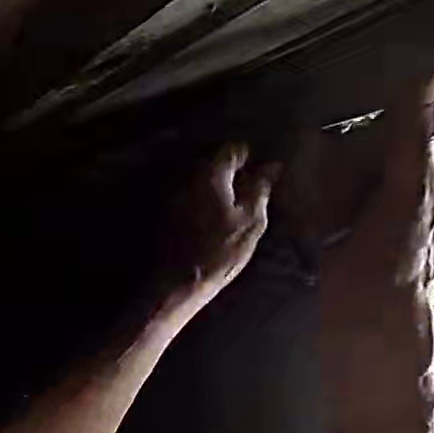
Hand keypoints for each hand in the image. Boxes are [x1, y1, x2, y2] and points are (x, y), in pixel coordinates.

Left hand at [155, 143, 275, 316]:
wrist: (176, 283)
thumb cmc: (219, 252)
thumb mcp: (251, 221)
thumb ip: (260, 190)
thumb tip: (271, 166)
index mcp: (209, 173)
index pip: (231, 149)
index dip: (248, 157)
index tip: (258, 172)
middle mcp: (185, 177)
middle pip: (210, 162)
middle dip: (229, 171)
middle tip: (247, 190)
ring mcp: (170, 196)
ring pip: (196, 180)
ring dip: (213, 187)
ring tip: (230, 207)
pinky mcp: (162, 216)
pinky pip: (186, 198)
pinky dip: (199, 202)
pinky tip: (209, 220)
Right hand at [315, 74, 433, 360]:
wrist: (364, 326)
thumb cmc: (394, 260)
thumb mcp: (407, 191)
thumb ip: (414, 138)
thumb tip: (431, 76)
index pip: (430, 133)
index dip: (406, 119)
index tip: (372, 110)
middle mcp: (415, 200)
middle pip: (390, 156)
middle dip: (361, 148)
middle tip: (331, 139)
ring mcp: (381, 223)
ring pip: (361, 181)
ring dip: (336, 173)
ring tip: (311, 164)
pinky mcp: (352, 243)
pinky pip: (337, 208)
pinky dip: (321, 200)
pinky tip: (302, 197)